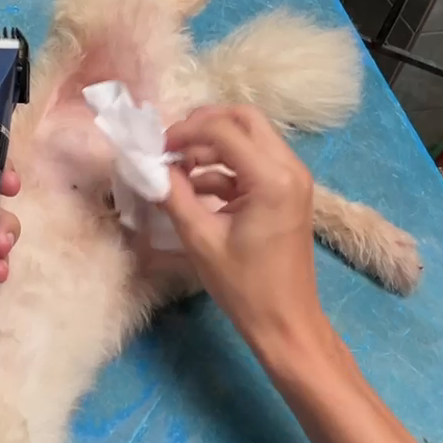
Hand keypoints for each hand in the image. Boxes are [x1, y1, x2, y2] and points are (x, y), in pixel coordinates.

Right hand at [163, 105, 329, 361]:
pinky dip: (224, 166)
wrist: (286, 324)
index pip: (223, 130)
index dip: (185, 132)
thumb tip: (149, 166)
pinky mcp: (286, 190)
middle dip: (202, 126)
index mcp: (272, 177)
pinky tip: (195, 188)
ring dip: (212, 145)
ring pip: (249, 136)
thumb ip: (173, 194)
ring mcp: (292, 177)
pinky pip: (253, 160)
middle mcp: (289, 167)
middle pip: (243, 118)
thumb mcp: (200, 238)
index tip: (156, 150)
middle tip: (171, 145)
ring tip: (177, 170)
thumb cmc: (245, 287)